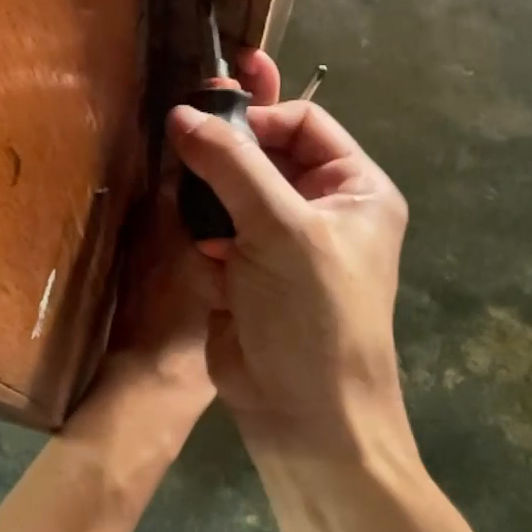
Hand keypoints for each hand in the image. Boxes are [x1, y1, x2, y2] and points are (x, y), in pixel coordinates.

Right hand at [96, 49, 282, 408]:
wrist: (304, 419)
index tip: (207, 127)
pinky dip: (200, 237)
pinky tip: (206, 262)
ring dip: (205, 201)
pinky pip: (209, 226)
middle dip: (221, 157)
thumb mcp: (280, 229)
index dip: (256, 118)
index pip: (300, 121)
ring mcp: (276, 237)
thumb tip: (178, 111)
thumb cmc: (314, 315)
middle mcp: (316, 205)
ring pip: (224, 187)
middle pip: (258, 151)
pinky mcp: (241, 266)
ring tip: (202, 223)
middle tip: (179, 144)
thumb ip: (229, 163)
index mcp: (352, 188)